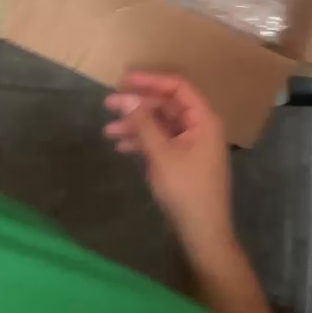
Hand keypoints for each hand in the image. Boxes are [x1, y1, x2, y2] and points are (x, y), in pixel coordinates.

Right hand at [104, 72, 236, 255]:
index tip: (123, 81)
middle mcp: (199, 127)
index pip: (177, 88)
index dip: (150, 81)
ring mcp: (191, 144)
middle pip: (166, 105)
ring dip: (135, 125)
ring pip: (160, 124)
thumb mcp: (161, 154)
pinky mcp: (183, 160)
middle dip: (137, 106)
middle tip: (108, 105)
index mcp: (203, 120)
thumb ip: (143, 123)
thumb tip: (126, 98)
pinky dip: (142, 141)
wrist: (203, 232)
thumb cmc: (186, 190)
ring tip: (108, 132)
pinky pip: (161, 141)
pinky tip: (121, 147)